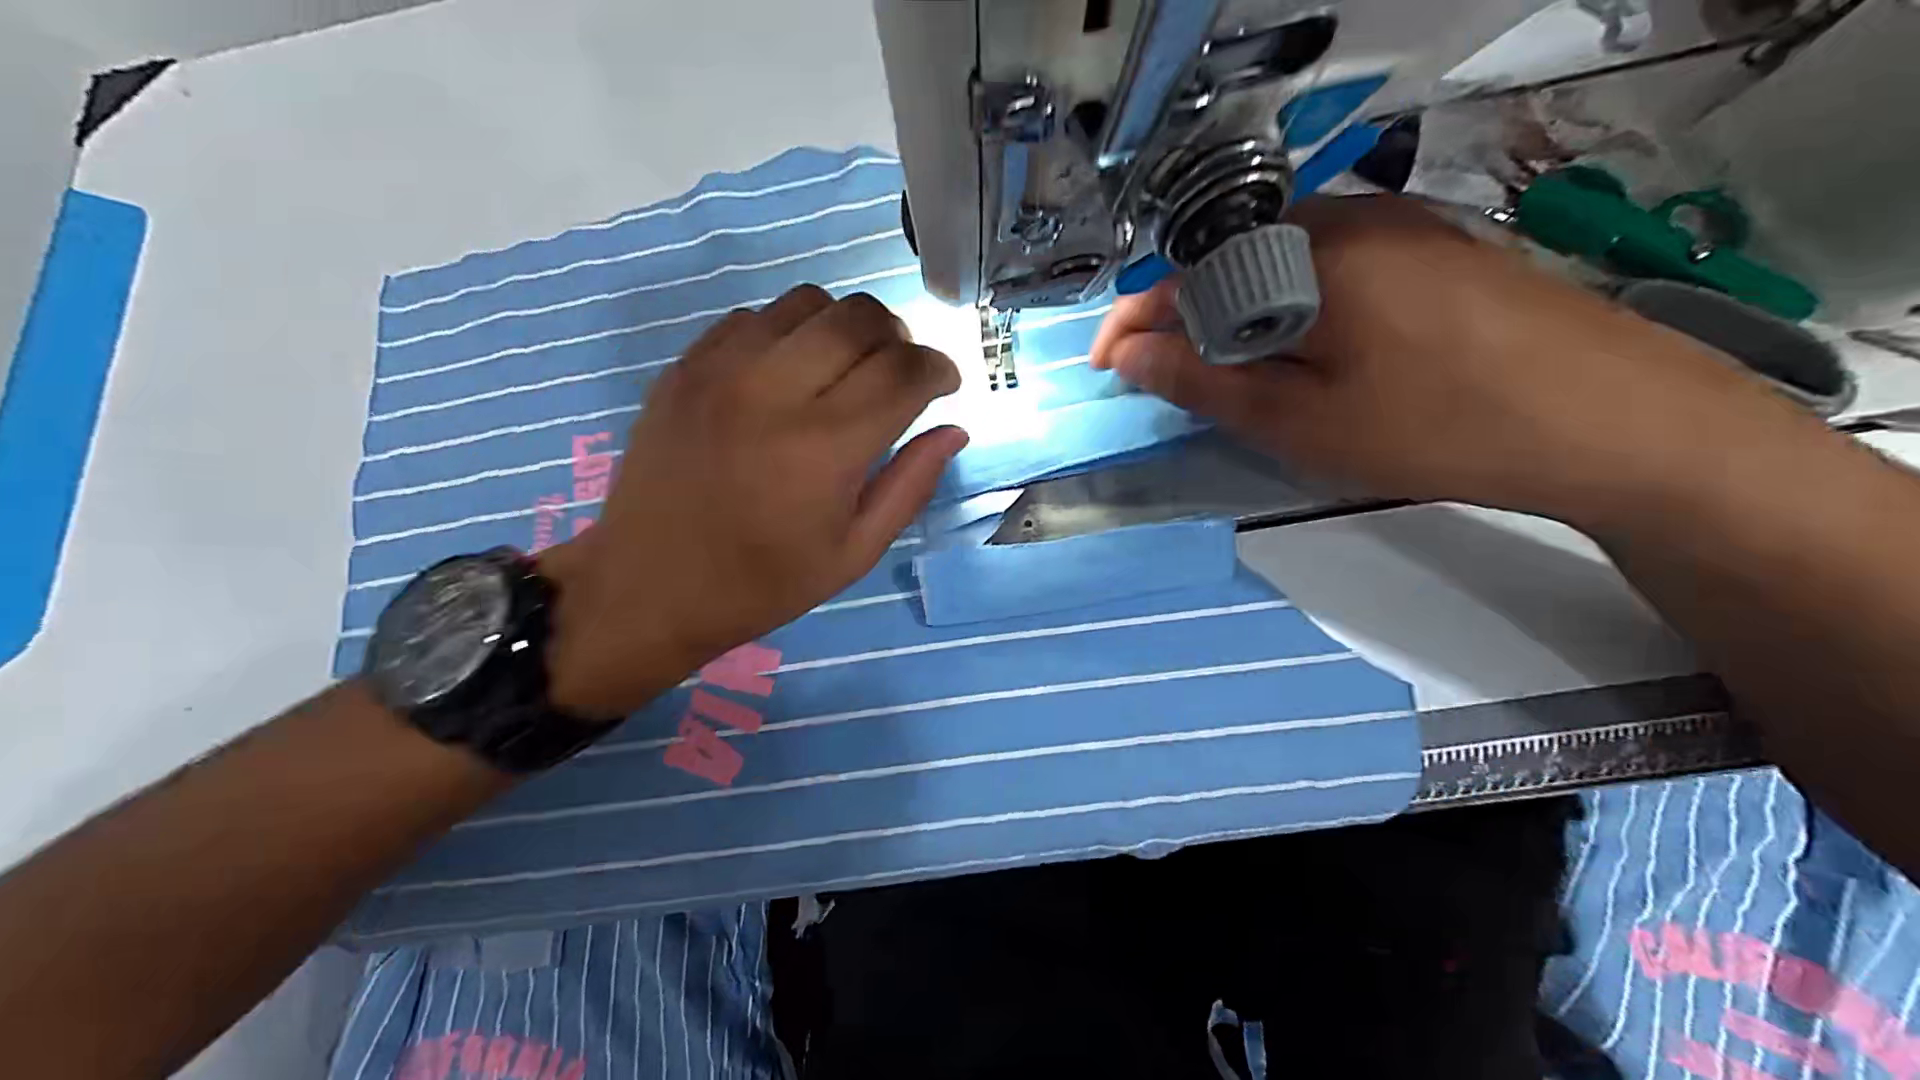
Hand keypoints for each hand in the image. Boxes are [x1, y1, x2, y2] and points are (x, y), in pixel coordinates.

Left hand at [538, 286, 966, 716]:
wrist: (647, 588)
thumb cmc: (761, 584)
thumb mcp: (853, 554)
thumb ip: (911, 486)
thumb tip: (954, 430)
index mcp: (824, 448)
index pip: (904, 371)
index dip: (938, 368)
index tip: (945, 385)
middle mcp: (774, 392)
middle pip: (860, 318)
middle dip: (900, 337)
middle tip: (900, 373)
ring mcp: (721, 371)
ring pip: (807, 302)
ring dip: (845, 327)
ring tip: (845, 369)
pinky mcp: (684, 368)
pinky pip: (752, 317)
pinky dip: (788, 332)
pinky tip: (788, 373)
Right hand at [1089, 195, 1802, 523]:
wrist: (1615, 422)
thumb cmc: (1437, 427)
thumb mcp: (1299, 420)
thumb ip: (1202, 379)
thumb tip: (1128, 353)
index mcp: (1307, 254)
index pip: (1186, 276)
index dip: (1133, 320)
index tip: (1105, 364)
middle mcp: (1348, 218)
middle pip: (1229, 262)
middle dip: (1184, 319)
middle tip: (1166, 379)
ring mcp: (1399, 225)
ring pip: (1278, 265)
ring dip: (1237, 316)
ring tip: (1230, 375)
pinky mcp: (1432, 246)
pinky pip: (1328, 268)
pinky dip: (1290, 309)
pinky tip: (1302, 353)